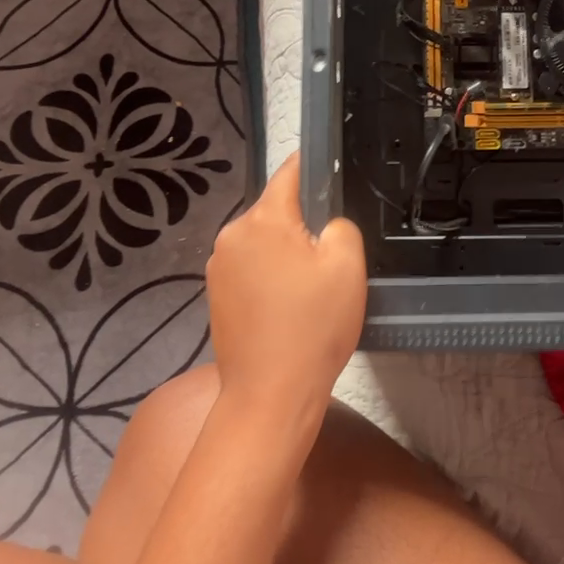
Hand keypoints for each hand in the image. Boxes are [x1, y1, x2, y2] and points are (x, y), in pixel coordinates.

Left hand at [205, 153, 366, 419]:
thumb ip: (340, 226)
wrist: (270, 395)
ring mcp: (218, 267)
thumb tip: (324, 224)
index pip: (291, 172)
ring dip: (286, 251)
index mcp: (263, 219)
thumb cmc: (313, 327)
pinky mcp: (216, 295)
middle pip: (276, 209)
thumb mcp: (347, 266)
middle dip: (303, 222)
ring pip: (263, 240)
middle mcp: (232, 234)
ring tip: (311, 287)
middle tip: (332, 255)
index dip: (315, 168)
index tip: (336, 175)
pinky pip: (251, 267)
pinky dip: (271, 275)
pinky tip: (289, 305)